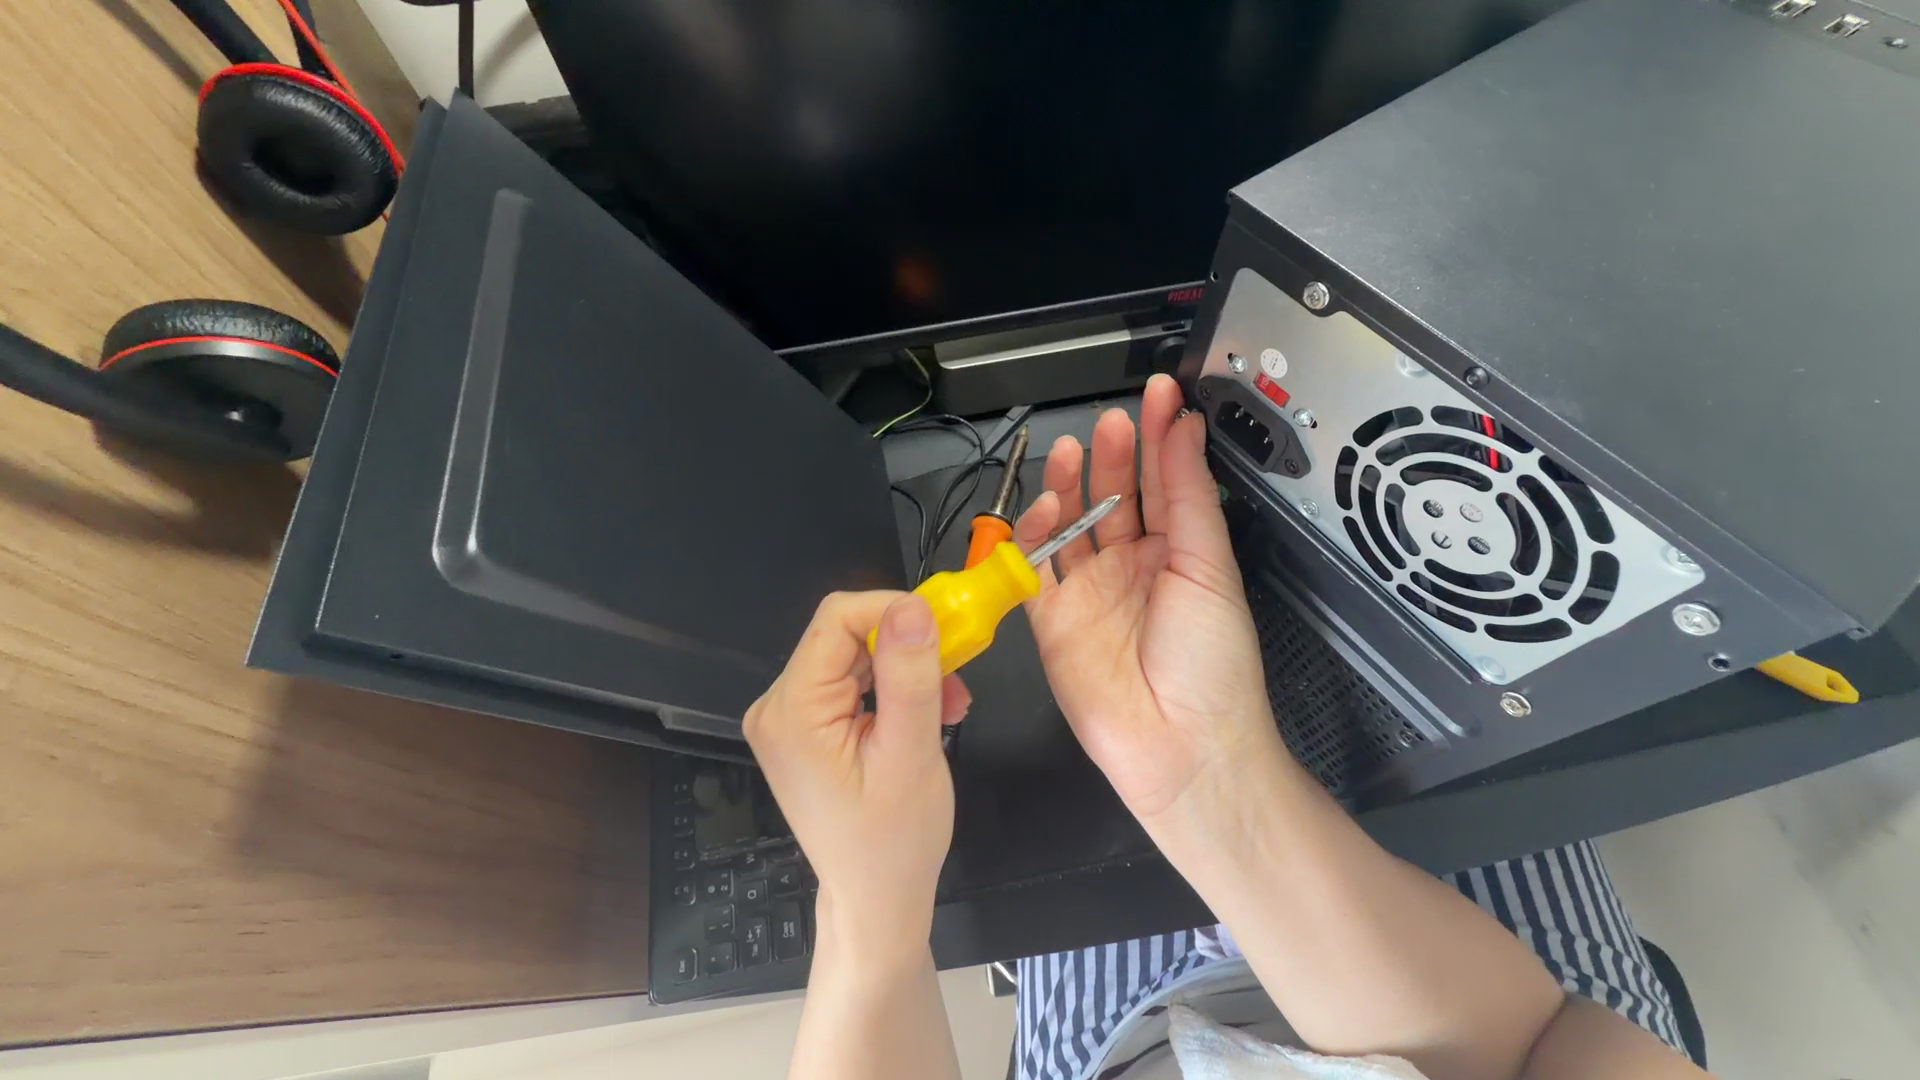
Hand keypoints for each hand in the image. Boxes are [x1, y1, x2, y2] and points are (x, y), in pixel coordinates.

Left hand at [743, 592, 969, 944]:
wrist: (877, 899)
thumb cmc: (895, 841)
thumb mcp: (911, 755)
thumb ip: (909, 678)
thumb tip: (913, 605)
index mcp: (792, 712)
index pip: (837, 619)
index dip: (892, 610)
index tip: (945, 630)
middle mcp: (778, 706)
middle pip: (846, 635)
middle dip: (906, 648)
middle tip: (956, 677)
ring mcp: (790, 718)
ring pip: (855, 656)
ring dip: (906, 671)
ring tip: (948, 706)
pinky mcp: (807, 729)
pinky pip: (852, 683)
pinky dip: (893, 690)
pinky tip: (926, 714)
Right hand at [1013, 374, 1289, 829]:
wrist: (1181, 748)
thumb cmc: (1212, 666)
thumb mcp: (1209, 568)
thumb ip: (1188, 495)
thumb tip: (1186, 429)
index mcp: (1176, 555)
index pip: (1161, 482)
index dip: (1158, 437)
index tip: (1158, 393)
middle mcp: (1130, 568)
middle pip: (1111, 497)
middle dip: (1111, 455)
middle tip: (1112, 420)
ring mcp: (1088, 592)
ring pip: (1068, 525)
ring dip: (1068, 486)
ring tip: (1073, 450)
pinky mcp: (1052, 620)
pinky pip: (1033, 568)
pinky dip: (1031, 535)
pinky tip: (1044, 506)